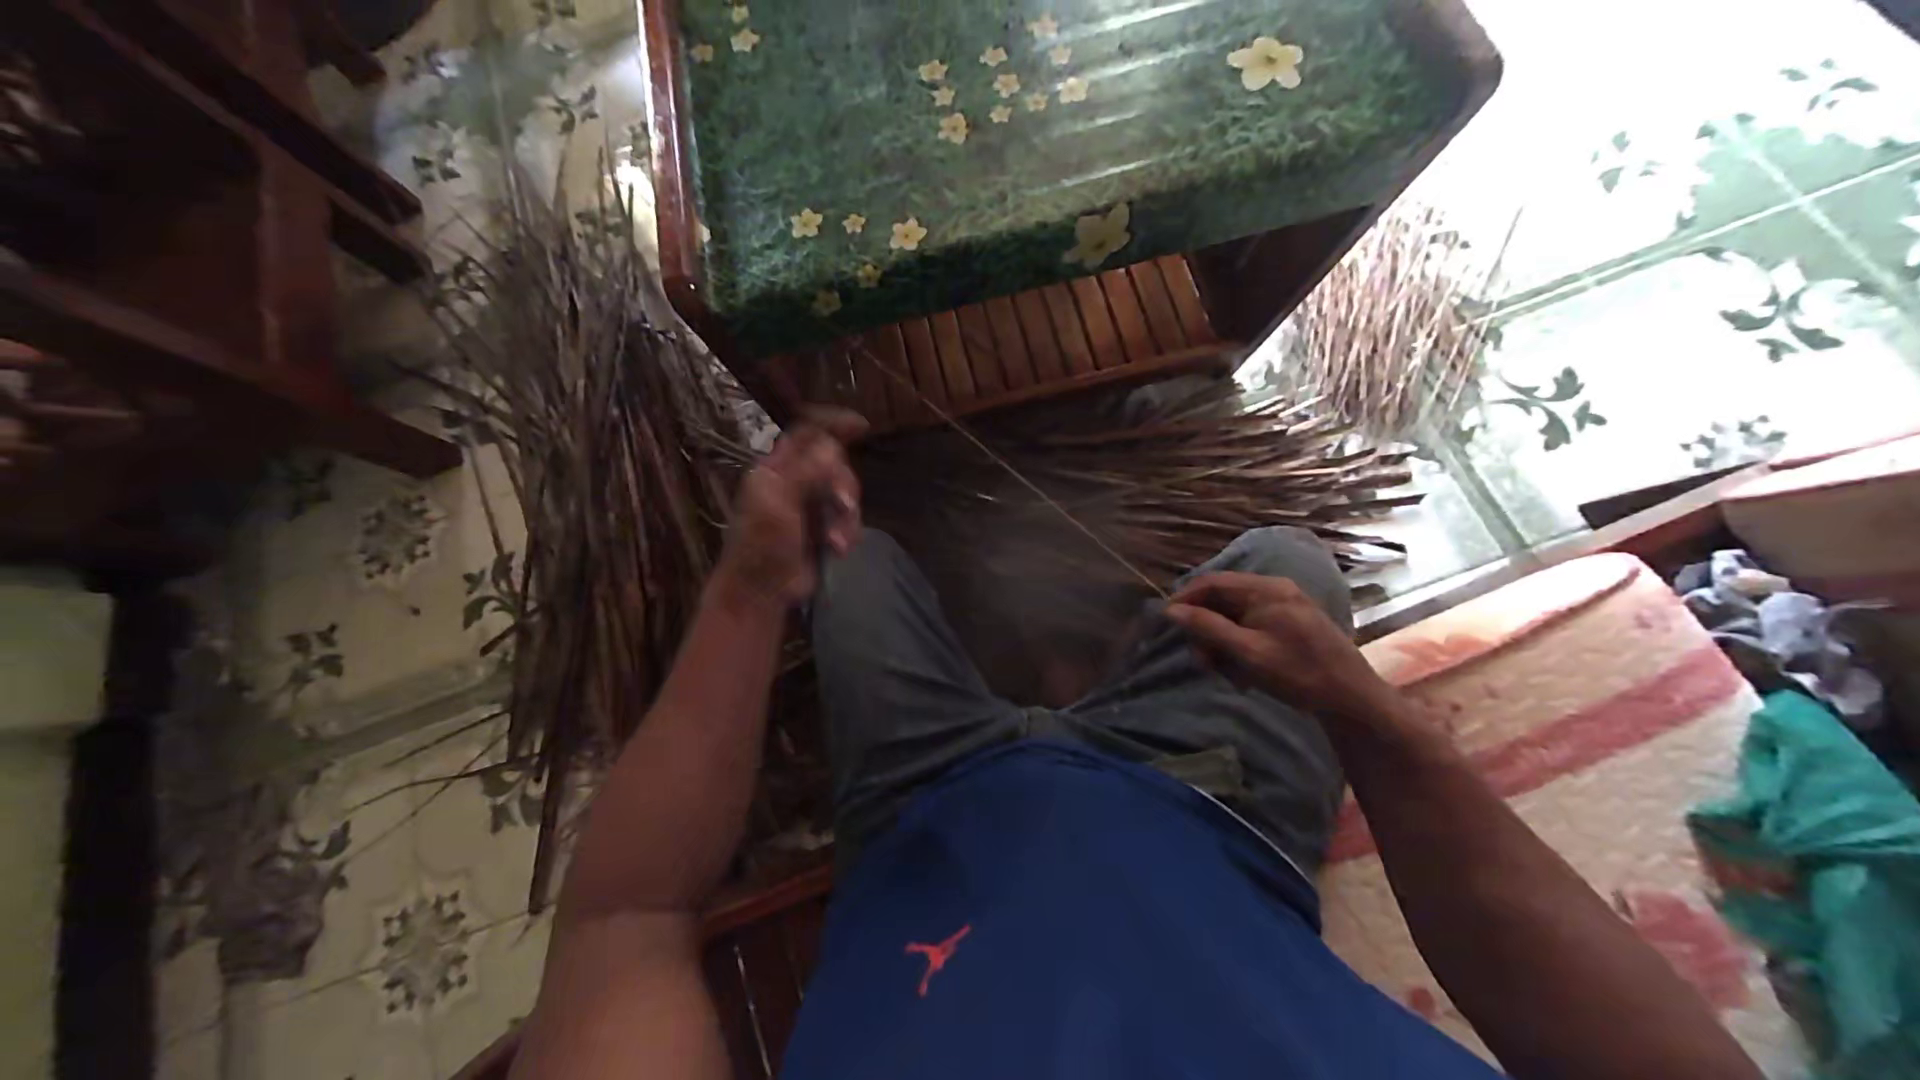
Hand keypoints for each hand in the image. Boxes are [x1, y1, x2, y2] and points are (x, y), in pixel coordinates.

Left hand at [713, 407, 867, 608]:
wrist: (763, 592)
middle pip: (835, 464)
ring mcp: (812, 506)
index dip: (832, 424)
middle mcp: (796, 481)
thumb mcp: (778, 503)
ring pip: (845, 493)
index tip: (860, 425)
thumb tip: (831, 445)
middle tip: (842, 504)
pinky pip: (849, 519)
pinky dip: (848, 533)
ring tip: (836, 541)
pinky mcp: (825, 529)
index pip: (807, 433)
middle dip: (843, 484)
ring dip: (847, 517)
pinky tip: (839, 549)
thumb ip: (805, 471)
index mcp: (777, 469)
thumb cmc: (761, 545)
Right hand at [1163, 572, 1398, 726]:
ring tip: (1228, 674)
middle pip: (1223, 600)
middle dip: (1207, 630)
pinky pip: (1253, 627)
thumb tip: (1171, 610)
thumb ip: (1207, 628)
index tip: (1167, 621)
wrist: (1352, 699)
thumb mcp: (1246, 652)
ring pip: (1236, 617)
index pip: (1212, 582)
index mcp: (1265, 589)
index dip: (1186, 599)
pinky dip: (1241, 647)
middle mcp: (1275, 590)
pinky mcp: (1292, 624)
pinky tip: (1245, 674)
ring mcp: (1286, 606)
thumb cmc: (1298, 673)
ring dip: (1223, 644)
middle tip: (1203, 662)